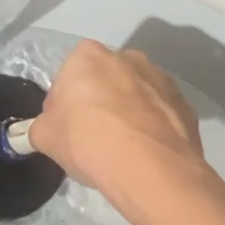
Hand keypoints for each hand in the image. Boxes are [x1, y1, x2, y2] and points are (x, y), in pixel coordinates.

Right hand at [30, 39, 202, 192]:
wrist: (148, 166)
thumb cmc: (86, 141)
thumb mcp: (45, 137)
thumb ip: (39, 128)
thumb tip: (40, 131)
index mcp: (87, 57)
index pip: (69, 72)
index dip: (66, 100)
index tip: (66, 125)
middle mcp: (127, 57)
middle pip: (106, 78)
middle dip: (100, 100)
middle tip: (93, 136)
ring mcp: (161, 78)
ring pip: (137, 93)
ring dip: (130, 112)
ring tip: (124, 148)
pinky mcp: (185, 104)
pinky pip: (161, 113)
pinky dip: (153, 128)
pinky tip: (146, 153)